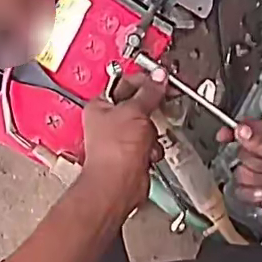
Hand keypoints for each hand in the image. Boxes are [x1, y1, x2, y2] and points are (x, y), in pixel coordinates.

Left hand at [77, 68, 167, 213]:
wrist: (120, 184)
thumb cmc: (114, 151)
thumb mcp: (135, 112)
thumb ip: (149, 93)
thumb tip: (159, 78)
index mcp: (100, 106)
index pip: (125, 84)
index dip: (144, 80)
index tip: (162, 79)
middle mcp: (108, 122)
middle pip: (139, 105)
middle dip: (149, 113)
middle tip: (156, 110)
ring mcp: (121, 139)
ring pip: (148, 126)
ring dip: (152, 133)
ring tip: (146, 140)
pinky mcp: (134, 154)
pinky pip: (151, 144)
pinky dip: (153, 148)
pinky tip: (147, 153)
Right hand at [218, 119, 261, 237]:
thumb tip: (242, 131)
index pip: (250, 130)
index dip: (235, 131)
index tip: (224, 135)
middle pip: (243, 153)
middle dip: (259, 163)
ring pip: (241, 173)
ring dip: (260, 179)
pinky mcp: (258, 191)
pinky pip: (241, 190)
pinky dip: (253, 193)